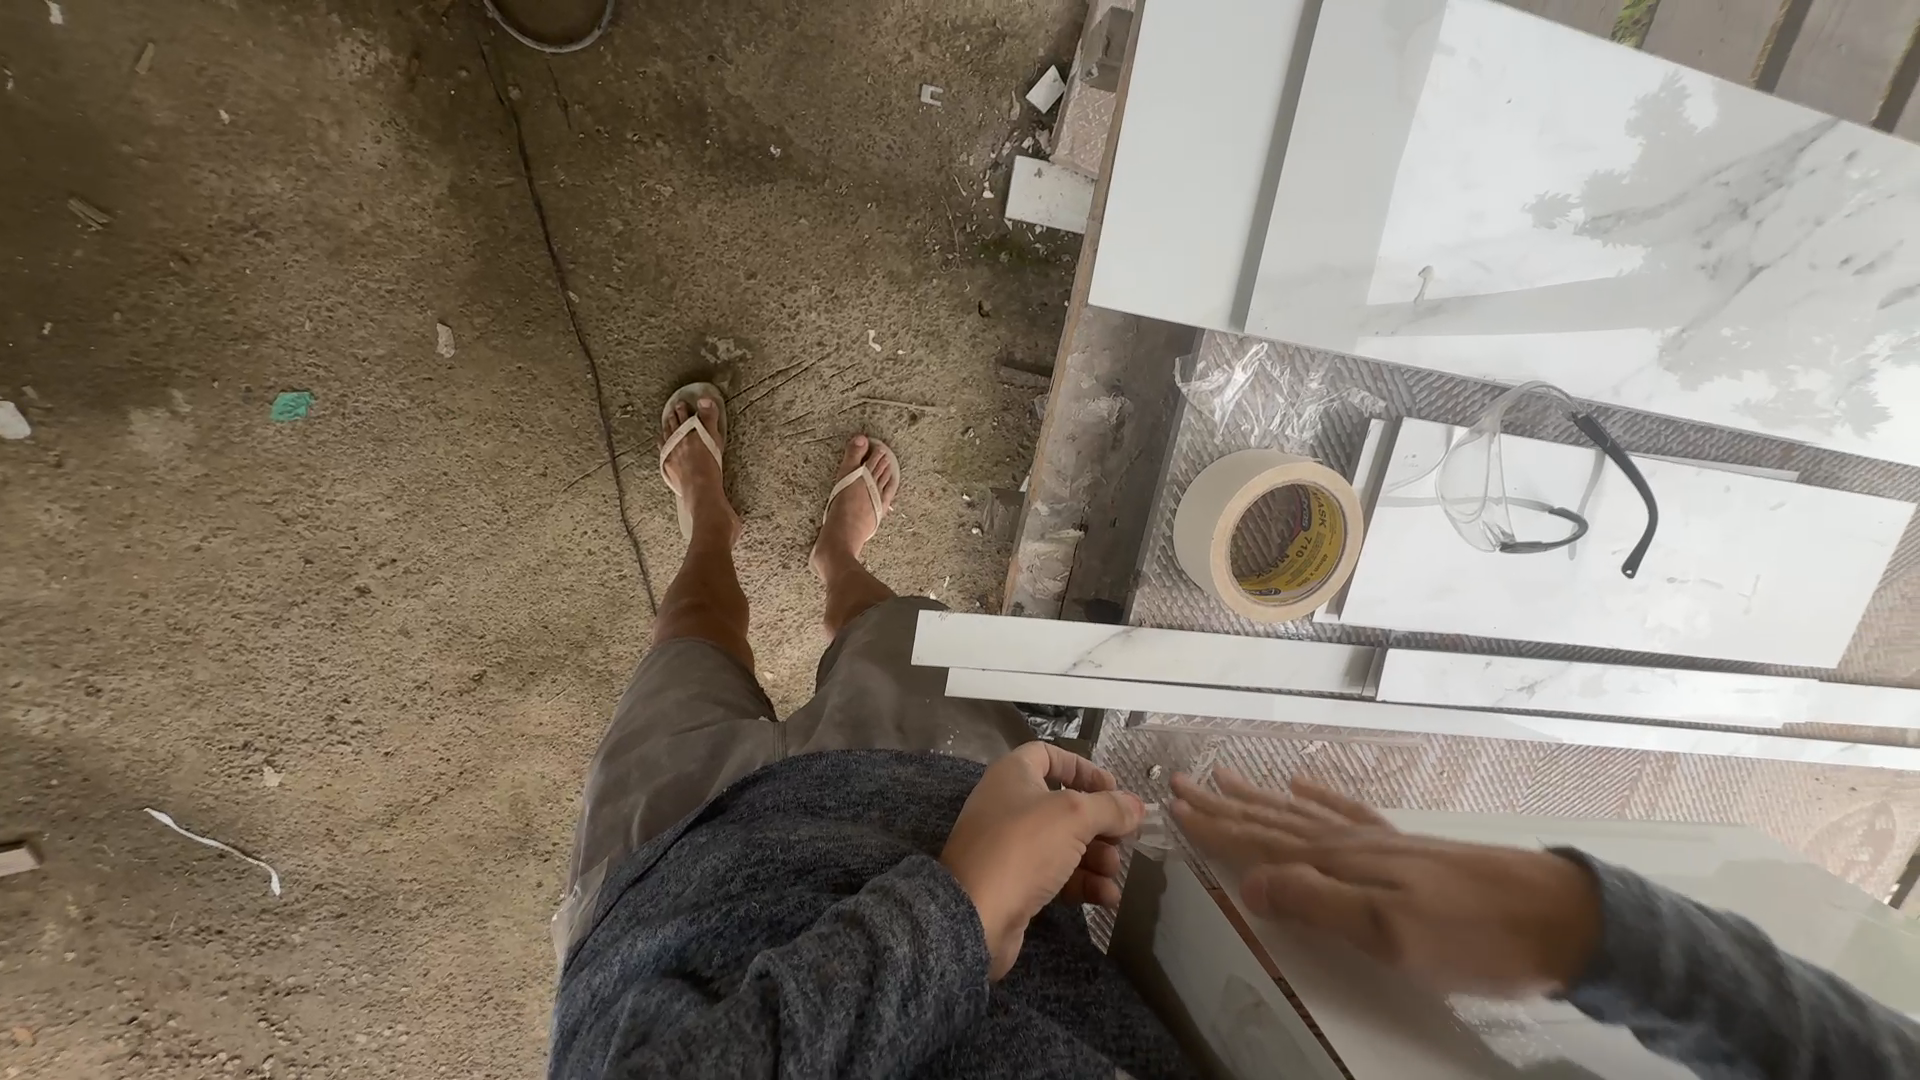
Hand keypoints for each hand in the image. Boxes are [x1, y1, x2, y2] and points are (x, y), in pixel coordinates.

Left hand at [941, 742, 1145, 979]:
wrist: (976, 914)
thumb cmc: (1023, 847)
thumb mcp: (1073, 816)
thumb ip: (1109, 807)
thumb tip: (1136, 805)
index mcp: (1013, 774)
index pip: (1049, 755)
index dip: (1082, 768)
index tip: (1112, 789)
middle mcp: (1009, 804)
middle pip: (1064, 804)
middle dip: (1098, 824)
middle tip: (1122, 840)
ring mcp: (1010, 844)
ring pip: (1063, 842)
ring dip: (1095, 856)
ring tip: (1113, 872)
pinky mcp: (1014, 881)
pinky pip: (1055, 873)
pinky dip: (1082, 882)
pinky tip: (1105, 897)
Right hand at [1170, 769, 1601, 996]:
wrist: (1565, 920)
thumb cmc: (1474, 936)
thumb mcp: (1391, 933)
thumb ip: (1316, 903)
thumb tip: (1248, 885)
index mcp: (1336, 864)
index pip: (1257, 843)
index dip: (1213, 827)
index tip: (1173, 807)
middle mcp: (1347, 844)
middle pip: (1269, 821)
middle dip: (1221, 805)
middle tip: (1180, 782)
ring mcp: (1377, 842)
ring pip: (1298, 814)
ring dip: (1256, 797)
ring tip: (1224, 776)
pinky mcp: (1405, 848)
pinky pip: (1346, 813)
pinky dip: (1318, 798)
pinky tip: (1304, 785)